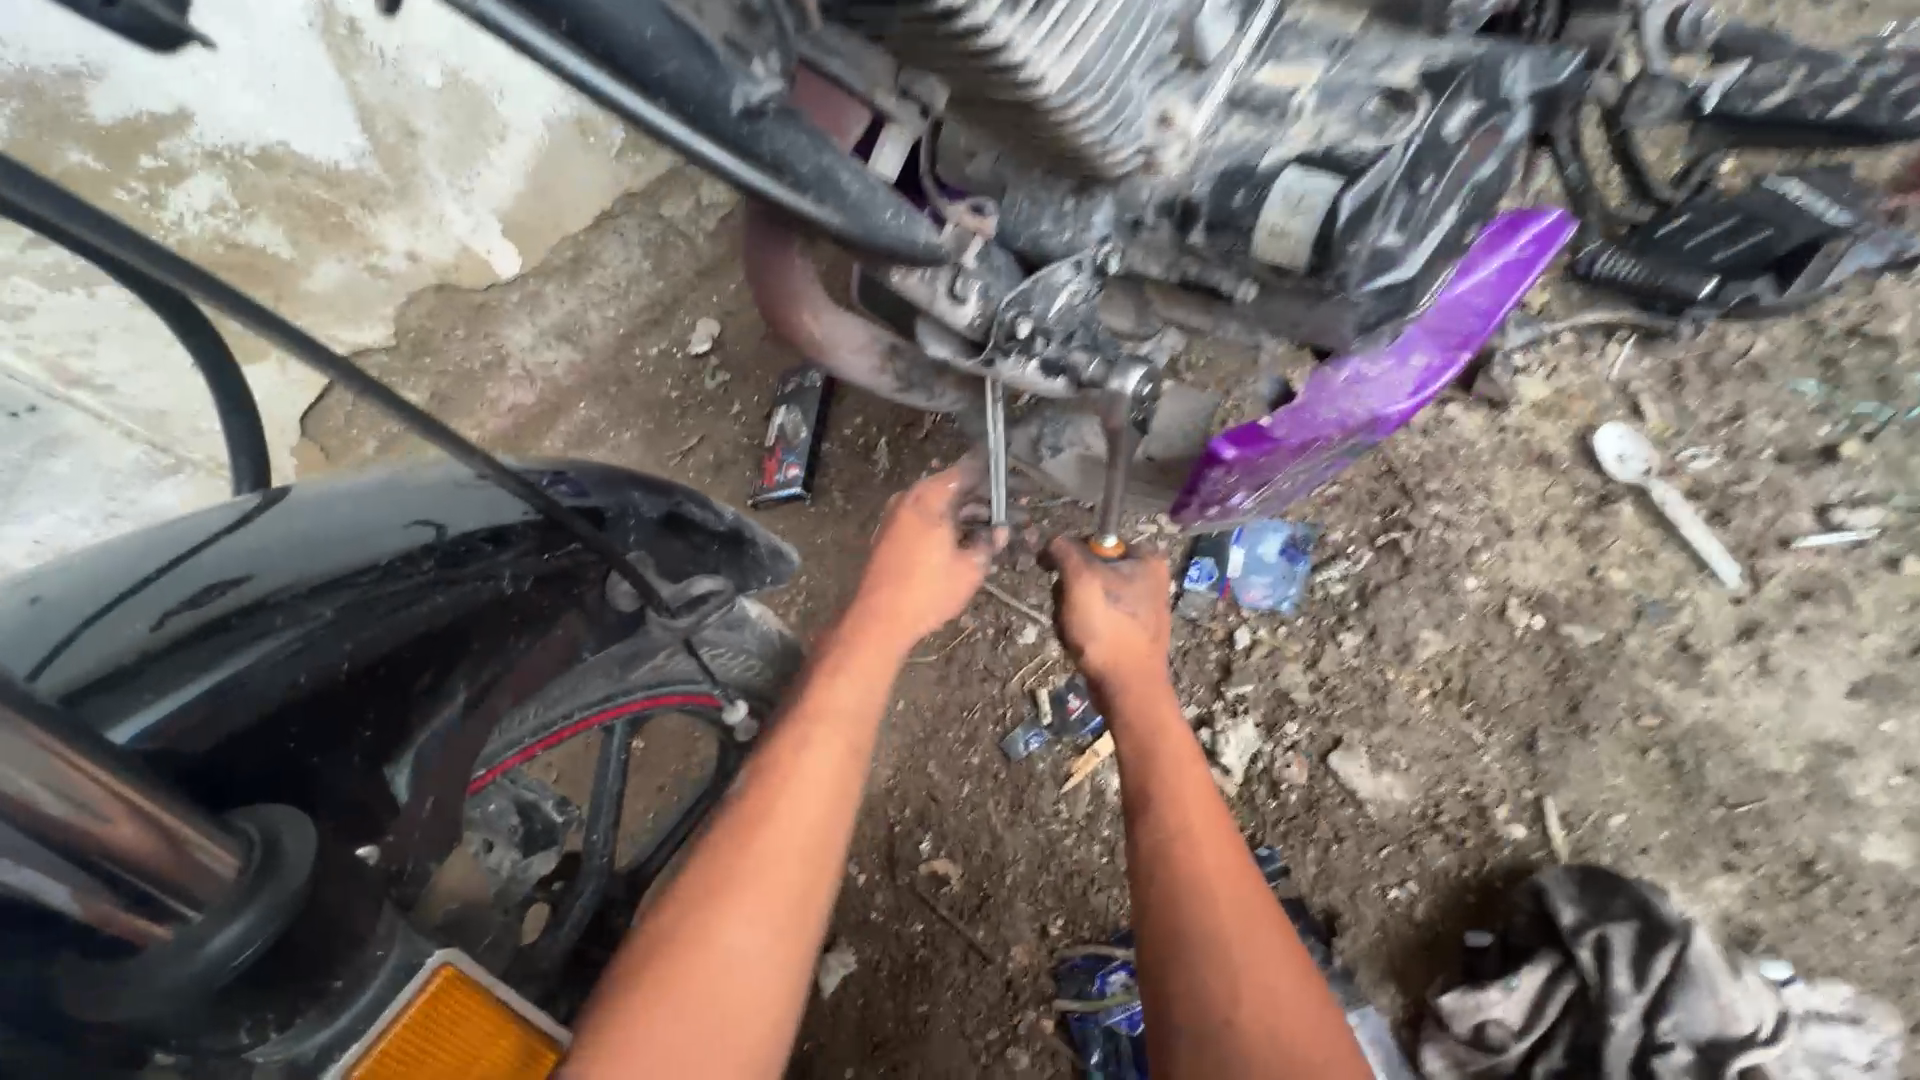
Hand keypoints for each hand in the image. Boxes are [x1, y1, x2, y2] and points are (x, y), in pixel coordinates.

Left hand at [849, 462, 1006, 650]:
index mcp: (928, 497)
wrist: (879, 619)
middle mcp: (908, 499)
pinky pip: (924, 519)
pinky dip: (945, 525)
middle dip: (980, 500)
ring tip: (991, 530)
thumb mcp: (970, 568)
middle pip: (951, 488)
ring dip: (963, 514)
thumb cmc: (928, 590)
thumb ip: (988, 543)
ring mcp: (896, 517)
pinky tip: (965, 542)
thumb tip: (1000, 531)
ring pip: (938, 506)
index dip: (991, 478)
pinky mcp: (891, 536)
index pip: (965, 472)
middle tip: (1007, 512)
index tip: (1011, 486)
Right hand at [1043, 536, 1171, 690]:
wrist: (1126, 687)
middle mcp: (1147, 579)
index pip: (1094, 541)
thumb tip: (1052, 543)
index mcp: (1146, 559)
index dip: (1069, 556)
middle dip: (1069, 591)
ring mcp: (1138, 607)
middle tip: (1068, 609)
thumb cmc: (1107, 628)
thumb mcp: (1081, 578)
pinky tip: (1080, 643)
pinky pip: (1095, 619)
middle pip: (1088, 570)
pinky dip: (1080, 629)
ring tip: (1073, 631)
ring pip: (1086, 596)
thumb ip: (1064, 550)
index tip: (1052, 572)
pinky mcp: (1127, 631)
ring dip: (1070, 612)